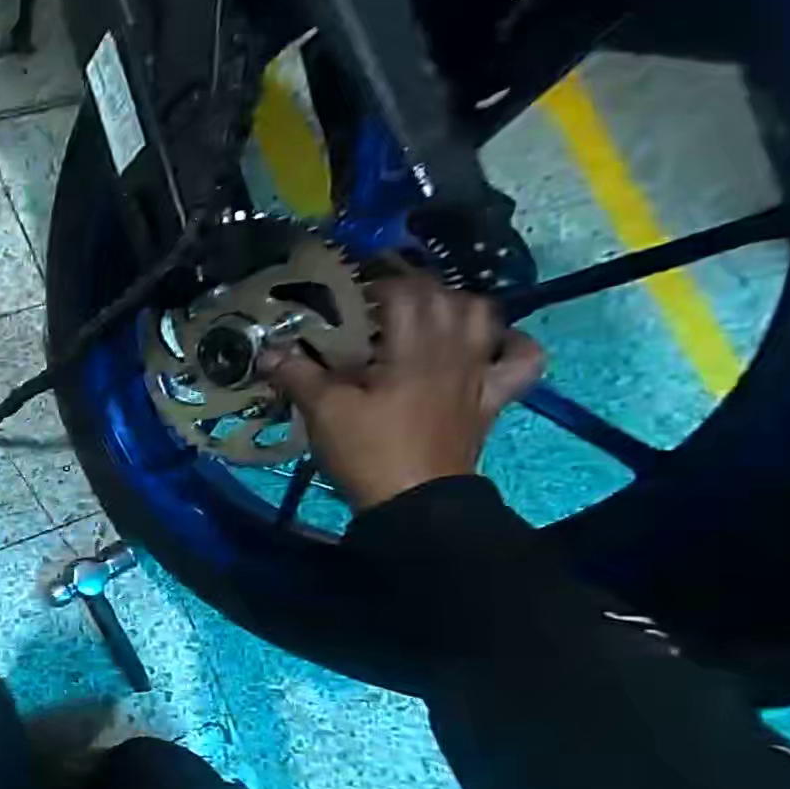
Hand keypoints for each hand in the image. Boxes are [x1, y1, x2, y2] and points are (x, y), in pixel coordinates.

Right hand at [257, 273, 544, 508]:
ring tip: (426, 313)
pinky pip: (521, 361)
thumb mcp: (324, 412)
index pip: (403, 291)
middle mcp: (452, 351)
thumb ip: (297, 375)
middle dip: (410, 287)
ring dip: (456, 303)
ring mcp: (477, 375)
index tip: (348, 294)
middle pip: (443, 295)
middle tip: (378, 301)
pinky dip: (511, 344)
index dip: (374, 283)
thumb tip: (268, 351)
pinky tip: (490, 343)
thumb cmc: (368, 453)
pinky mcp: (490, 401)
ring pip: (483, 316)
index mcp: (412, 348)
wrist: (413, 505)